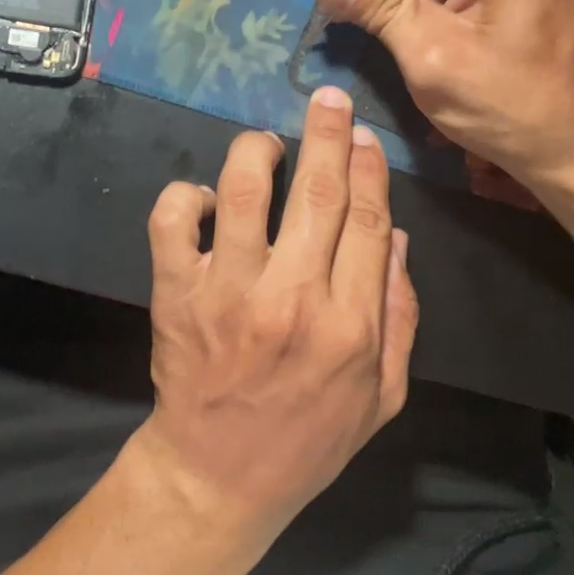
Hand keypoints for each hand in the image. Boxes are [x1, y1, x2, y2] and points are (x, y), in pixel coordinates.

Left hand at [132, 87, 418, 544]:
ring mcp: (229, 294)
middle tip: (328, 99)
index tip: (364, 136)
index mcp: (351, 325)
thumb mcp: (383, 396)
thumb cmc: (309, 437)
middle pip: (317, 194)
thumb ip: (401, 316)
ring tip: (265, 143)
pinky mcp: (177, 295)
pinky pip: (172, 222)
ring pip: (243, 193)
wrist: (220, 475)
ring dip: (256, 152)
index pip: (368, 222)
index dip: (368, 169)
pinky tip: (203, 197)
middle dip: (327, 135)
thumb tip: (398, 238)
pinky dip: (185, 195)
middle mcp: (293, 300)